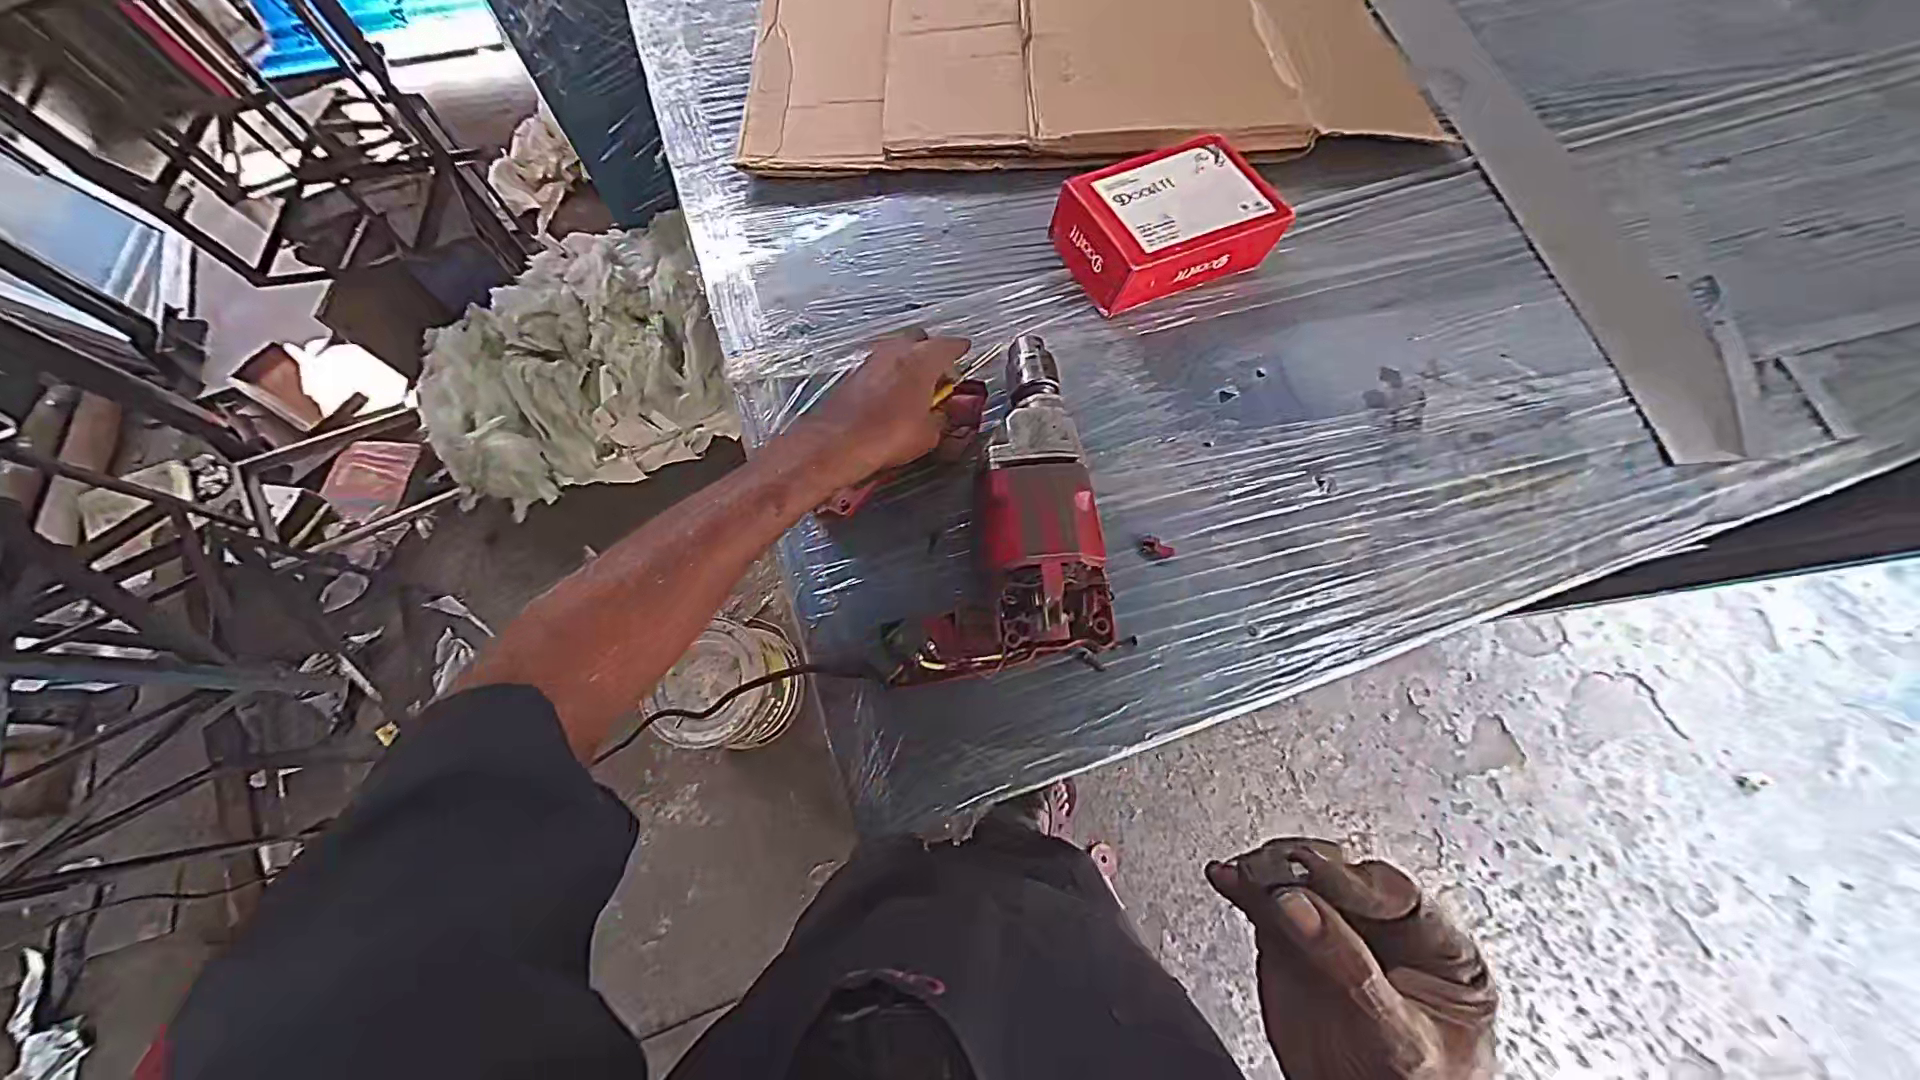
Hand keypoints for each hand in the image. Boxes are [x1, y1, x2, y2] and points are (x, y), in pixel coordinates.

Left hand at [788, 331, 970, 486]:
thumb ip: (942, 418)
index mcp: (921, 359)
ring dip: (908, 365)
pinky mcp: (854, 375)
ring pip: (897, 351)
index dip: (960, 350)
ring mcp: (871, 360)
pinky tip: (893, 398)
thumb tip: (942, 417)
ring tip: (917, 390)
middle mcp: (895, 351)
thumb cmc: (885, 435)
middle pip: (920, 340)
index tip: (965, 353)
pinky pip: (879, 367)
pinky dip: (889, 376)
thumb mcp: (929, 433)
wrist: (839, 443)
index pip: (949, 345)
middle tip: (941, 377)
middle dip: (932, 354)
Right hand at [1206, 838, 1495, 1079]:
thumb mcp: (1398, 1036)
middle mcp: (1384, 929)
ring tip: (1243, 875)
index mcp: (1439, 948)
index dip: (1350, 880)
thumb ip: (1351, 969)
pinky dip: (1242, 889)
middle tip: (1271, 873)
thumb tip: (1298, 904)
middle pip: (1340, 875)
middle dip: (1299, 869)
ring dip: (1264, 872)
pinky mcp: (1291, 938)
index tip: (1310, 877)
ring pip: (1297, 880)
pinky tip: (1227, 879)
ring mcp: (1334, 930)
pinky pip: (1264, 902)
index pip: (1394, 892)